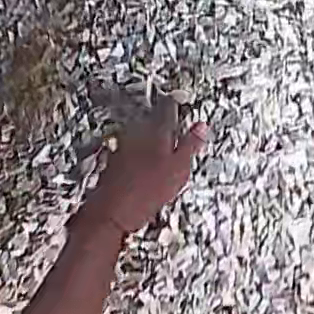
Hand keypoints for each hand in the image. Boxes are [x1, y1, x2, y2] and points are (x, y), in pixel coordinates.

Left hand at [76, 96, 208, 238]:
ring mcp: (122, 147)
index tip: (180, 101)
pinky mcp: (112, 161)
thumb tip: (201, 127)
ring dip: (148, 135)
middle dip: (161, 119)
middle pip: (151, 119)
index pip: (167, 108)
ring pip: (138, 133)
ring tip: (159, 144)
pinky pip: (129, 149)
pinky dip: (138, 151)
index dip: (175, 104)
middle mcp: (136, 135)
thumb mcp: (179, 169)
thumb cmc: (145, 192)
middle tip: (172, 120)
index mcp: (156, 133)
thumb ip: (190, 145)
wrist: (112, 212)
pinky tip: (142, 163)